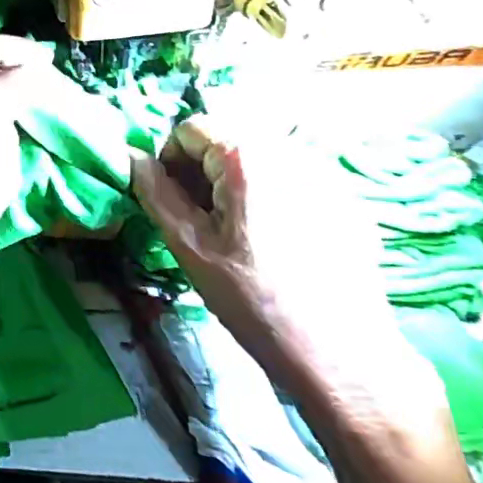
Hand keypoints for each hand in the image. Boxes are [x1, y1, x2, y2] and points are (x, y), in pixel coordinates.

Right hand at [132, 116, 416, 393]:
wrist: (342, 356)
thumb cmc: (253, 297)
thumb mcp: (188, 244)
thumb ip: (154, 191)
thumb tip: (132, 157)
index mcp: (248, 158)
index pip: (191, 127)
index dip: (171, 159)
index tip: (174, 200)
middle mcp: (292, 152)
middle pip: (228, 137)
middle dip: (204, 169)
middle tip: (202, 217)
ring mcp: (328, 175)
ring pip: (260, 156)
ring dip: (237, 180)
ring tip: (238, 229)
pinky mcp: (350, 200)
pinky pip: (293, 177)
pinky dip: (272, 193)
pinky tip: (277, 239)